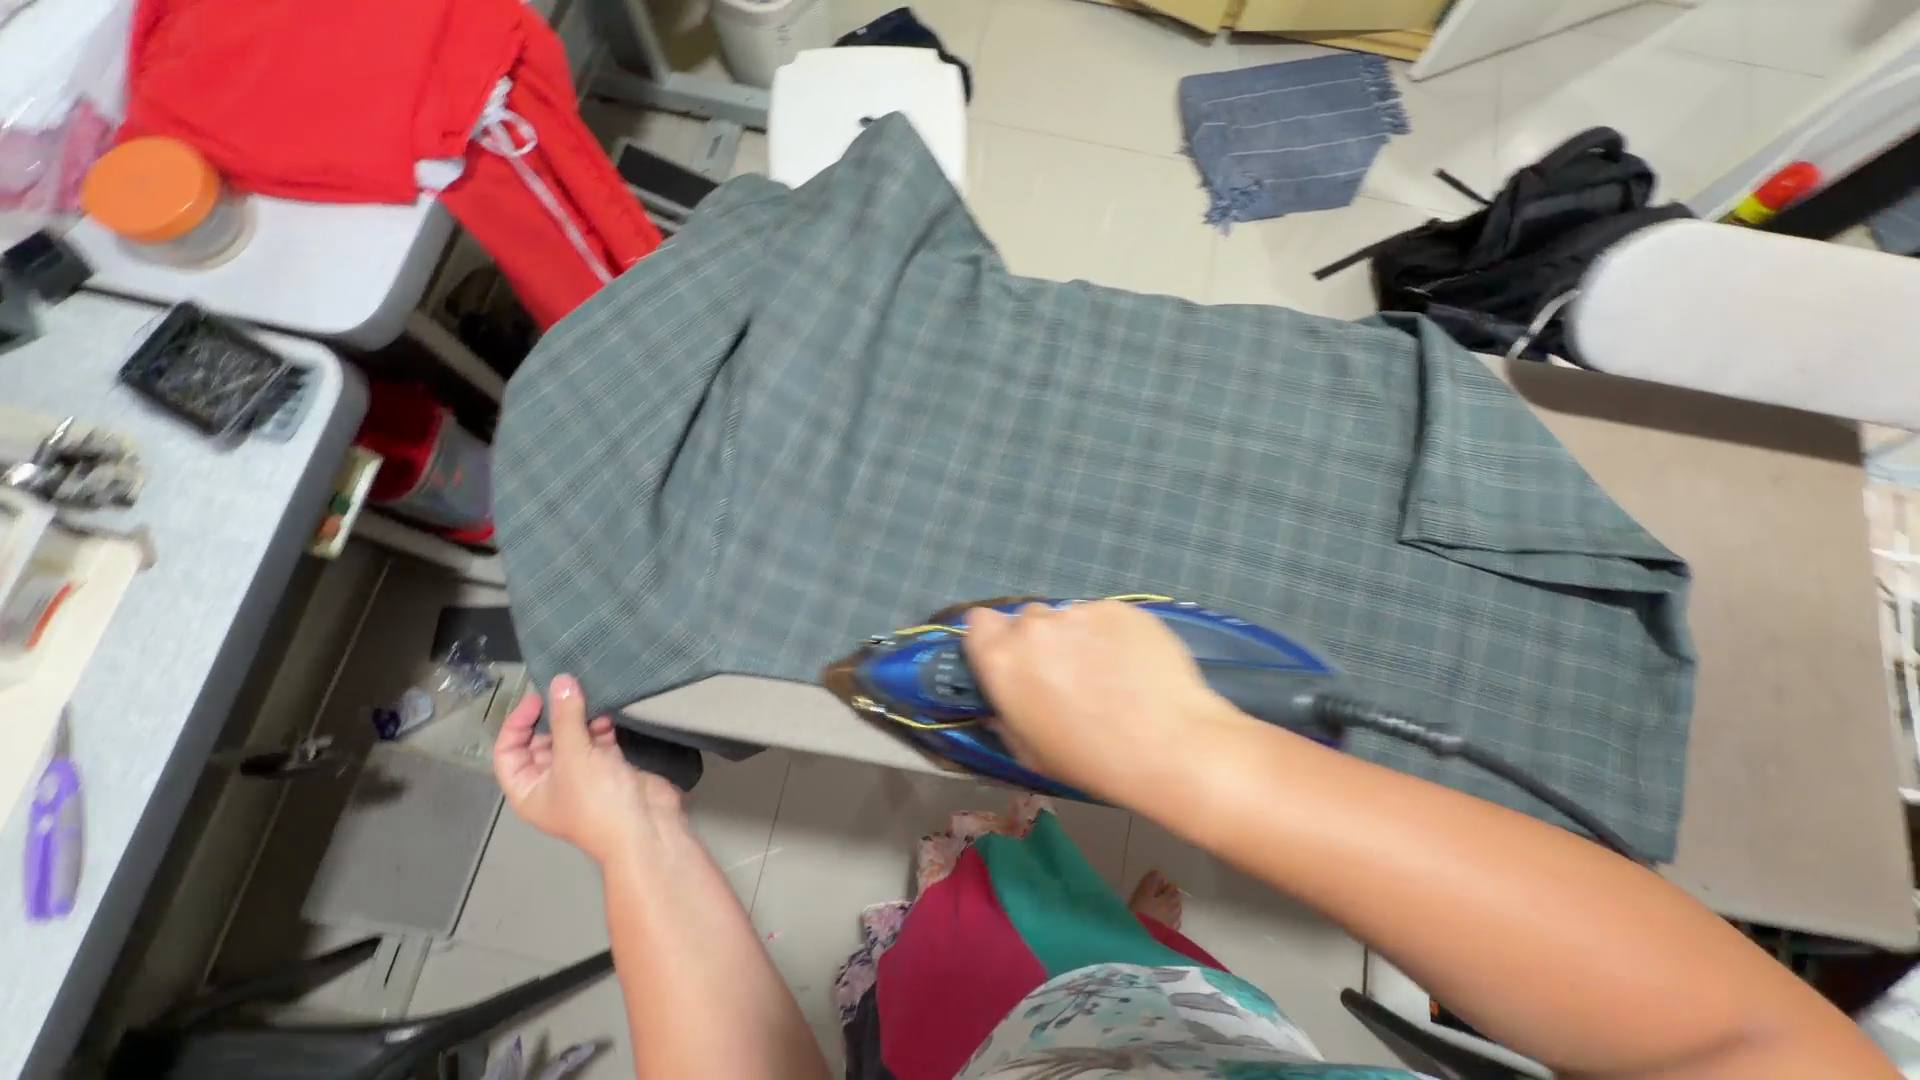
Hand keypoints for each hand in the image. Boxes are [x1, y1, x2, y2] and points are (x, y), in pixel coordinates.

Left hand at [493, 674, 684, 866]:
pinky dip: (600, 728)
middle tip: (568, 692)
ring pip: (572, 741)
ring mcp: (582, 777)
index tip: (538, 698)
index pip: (507, 751)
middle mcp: (550, 783)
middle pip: (541, 743)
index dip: (517, 723)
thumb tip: (560, 680)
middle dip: (553, 718)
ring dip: (579, 720)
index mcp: (527, 790)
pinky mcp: (609, 770)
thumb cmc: (597, 799)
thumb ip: (566, 716)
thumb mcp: (574, 756)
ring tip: (591, 700)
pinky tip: (608, 715)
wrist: (645, 828)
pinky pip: (597, 743)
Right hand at [961, 601, 1253, 804]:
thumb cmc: (1090, 760)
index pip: (978, 624)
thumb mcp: (1030, 753)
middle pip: (1025, 621)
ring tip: (1106, 674)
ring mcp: (1080, 612)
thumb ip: (1006, 718)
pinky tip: (1133, 666)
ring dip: (1076, 639)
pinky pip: (1104, 618)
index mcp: (1002, 659)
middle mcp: (1034, 626)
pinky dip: (1112, 636)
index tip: (1010, 663)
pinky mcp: (1121, 608)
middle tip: (1063, 676)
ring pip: (1067, 619)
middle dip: (1038, 644)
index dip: (992, 641)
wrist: (1169, 746)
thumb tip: (1003, 705)